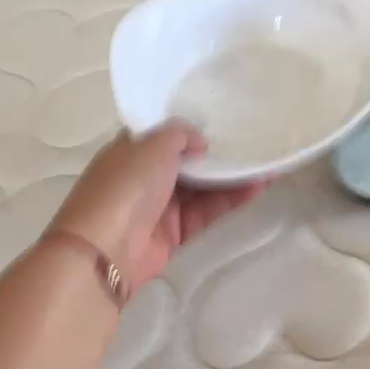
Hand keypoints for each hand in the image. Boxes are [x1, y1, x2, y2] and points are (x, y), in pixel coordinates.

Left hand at [47, 121, 269, 295]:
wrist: (102, 254)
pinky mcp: (175, 234)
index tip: (227, 114)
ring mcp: (160, 207)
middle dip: (220, 151)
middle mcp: (146, 177)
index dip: (194, 124)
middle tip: (256, 138)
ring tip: (267, 163)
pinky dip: (233, 199)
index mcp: (132, 151)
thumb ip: (182, 133)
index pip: (167, 132)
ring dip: (234, 175)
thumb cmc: (125, 187)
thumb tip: (202, 142)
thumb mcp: (153, 144)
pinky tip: (259, 186)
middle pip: (190, 160)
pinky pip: (209, 210)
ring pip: (204, 186)